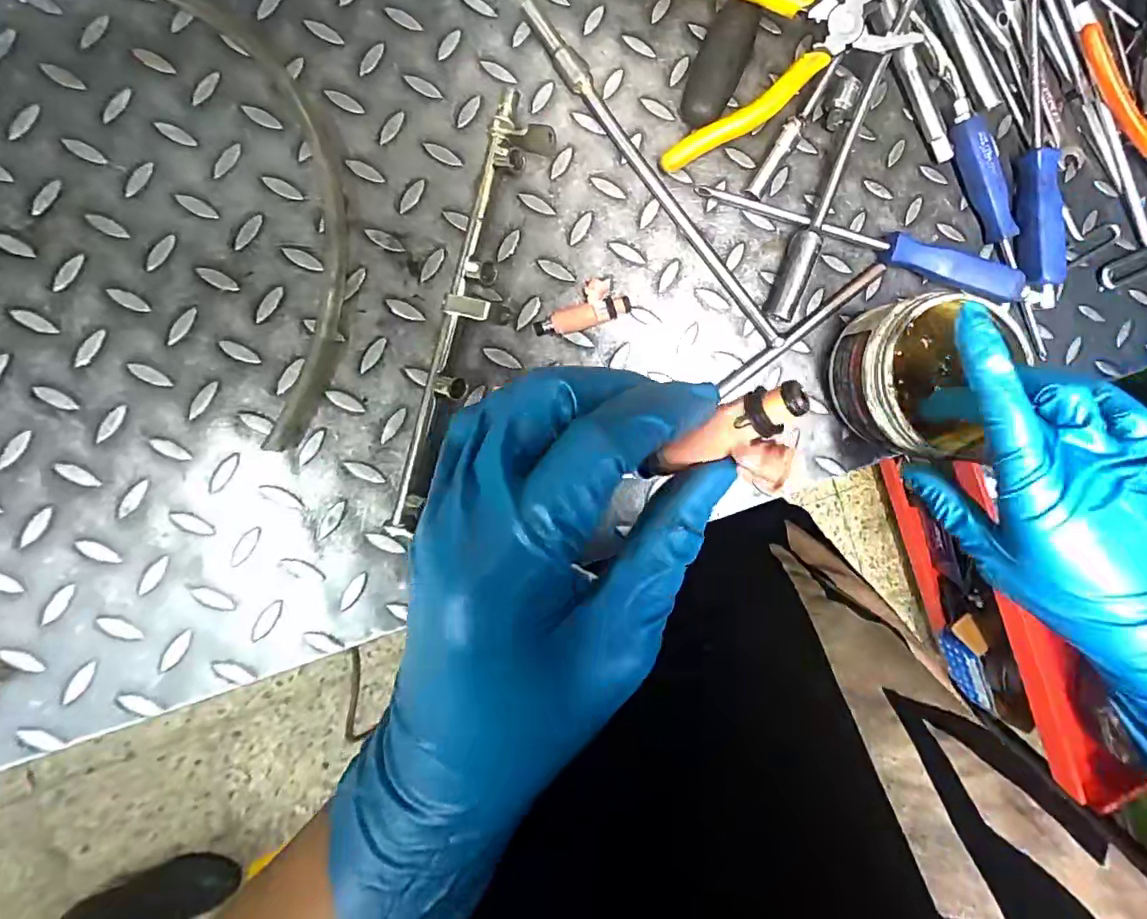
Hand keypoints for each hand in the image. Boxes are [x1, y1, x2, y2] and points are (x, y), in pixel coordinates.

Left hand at [329, 368, 734, 916]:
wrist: (446, 755)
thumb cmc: (540, 716)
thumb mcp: (621, 642)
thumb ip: (666, 548)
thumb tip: (711, 476)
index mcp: (515, 551)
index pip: (591, 446)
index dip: (655, 412)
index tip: (705, 399)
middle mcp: (466, 510)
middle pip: (536, 405)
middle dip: (610, 391)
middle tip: (668, 409)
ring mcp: (440, 504)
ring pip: (502, 407)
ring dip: (569, 396)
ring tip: (627, 415)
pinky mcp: (435, 509)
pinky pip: (478, 432)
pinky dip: (529, 413)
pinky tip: (567, 432)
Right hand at [903, 304, 1146, 824]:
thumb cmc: (1067, 594)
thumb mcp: (993, 555)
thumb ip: (951, 507)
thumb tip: (914, 473)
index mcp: (1035, 480)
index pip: (1007, 404)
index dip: (986, 360)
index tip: (970, 324)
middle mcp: (1077, 459)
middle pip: (1032, 394)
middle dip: (985, 387)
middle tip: (951, 405)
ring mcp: (1112, 458)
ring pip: (1078, 394)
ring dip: (1034, 385)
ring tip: (1005, 396)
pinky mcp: (1136, 465)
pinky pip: (1123, 414)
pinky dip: (1094, 398)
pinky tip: (1069, 404)